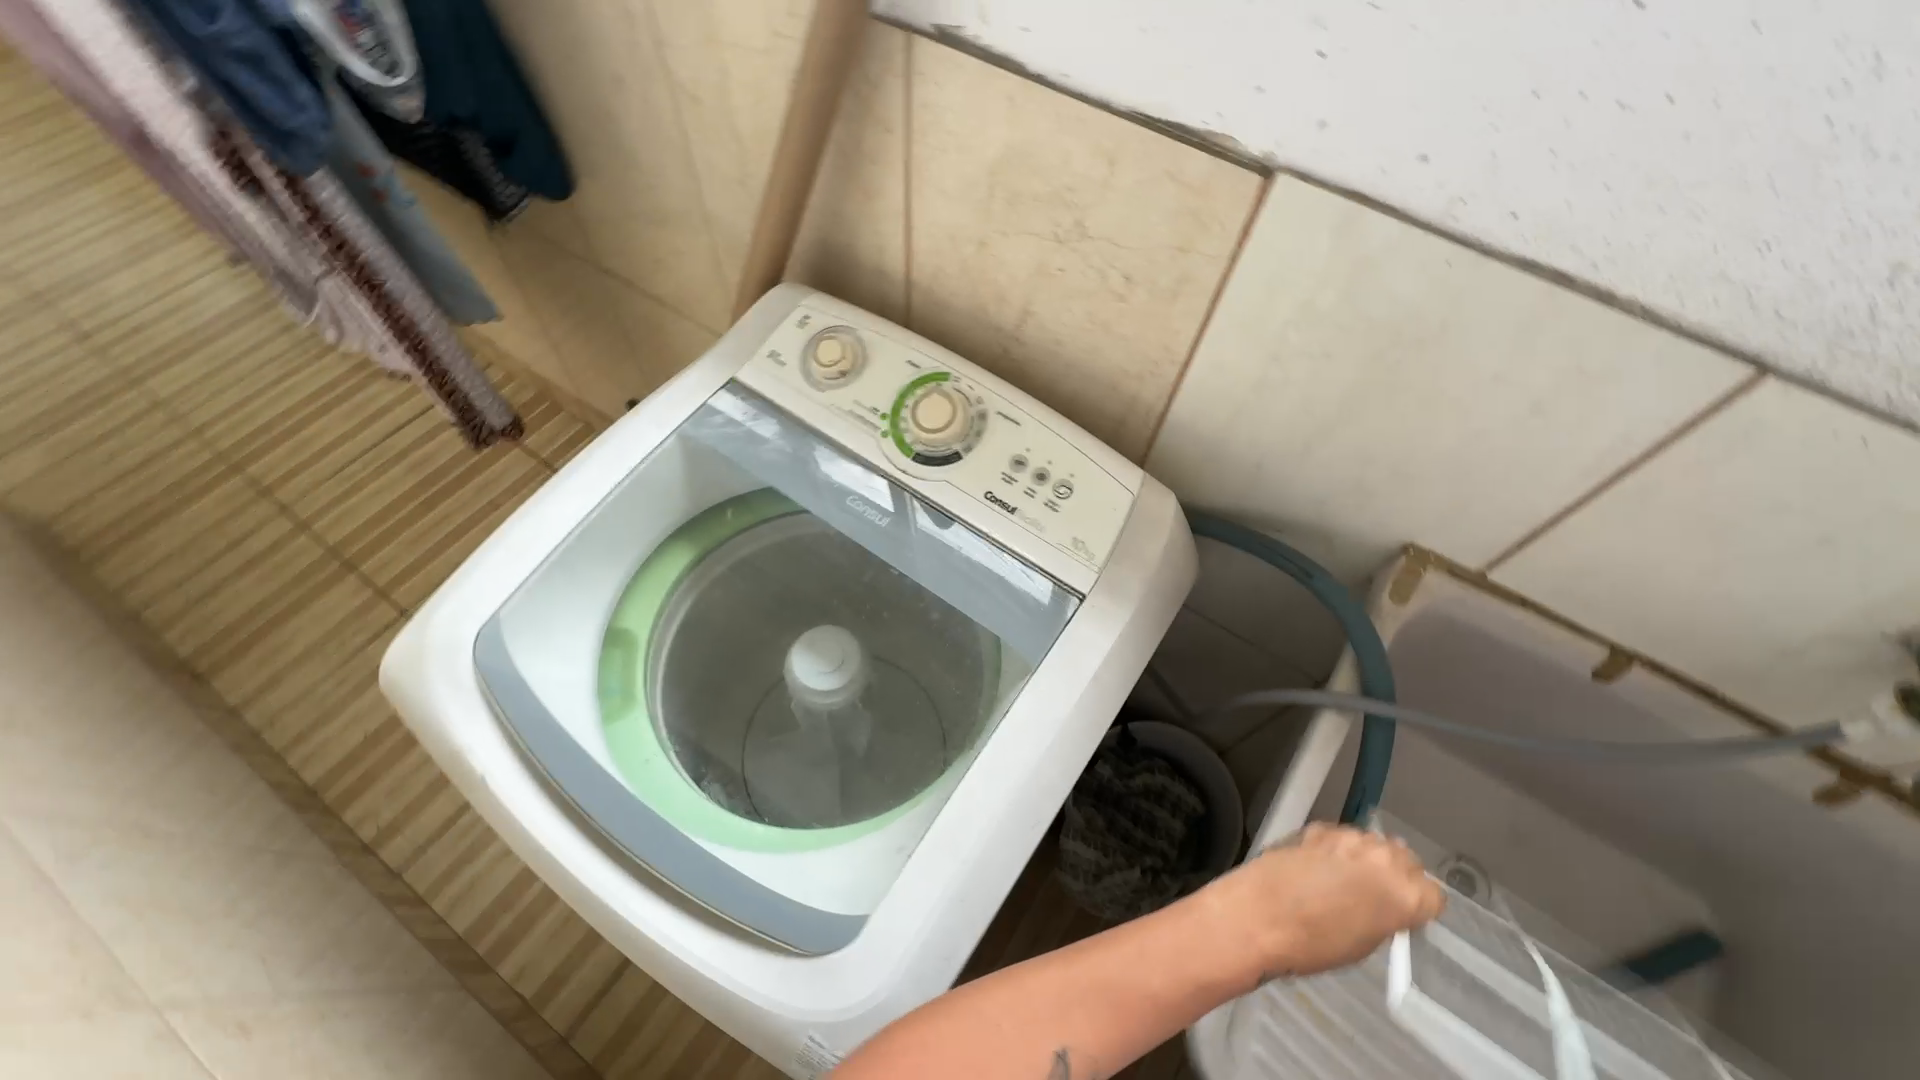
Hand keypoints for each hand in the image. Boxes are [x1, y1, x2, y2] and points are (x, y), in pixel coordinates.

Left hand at [1202, 823, 1444, 981]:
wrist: (1258, 915)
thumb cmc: (1312, 944)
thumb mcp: (1364, 943)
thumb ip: (1385, 918)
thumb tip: (1383, 907)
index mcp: (1406, 895)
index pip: (1434, 895)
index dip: (1419, 906)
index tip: (1404, 914)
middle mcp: (1384, 859)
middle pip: (1407, 860)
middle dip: (1397, 875)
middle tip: (1375, 893)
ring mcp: (1349, 838)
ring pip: (1373, 843)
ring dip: (1366, 857)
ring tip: (1344, 877)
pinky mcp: (1318, 827)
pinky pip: (1340, 836)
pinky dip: (1336, 848)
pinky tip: (1317, 864)